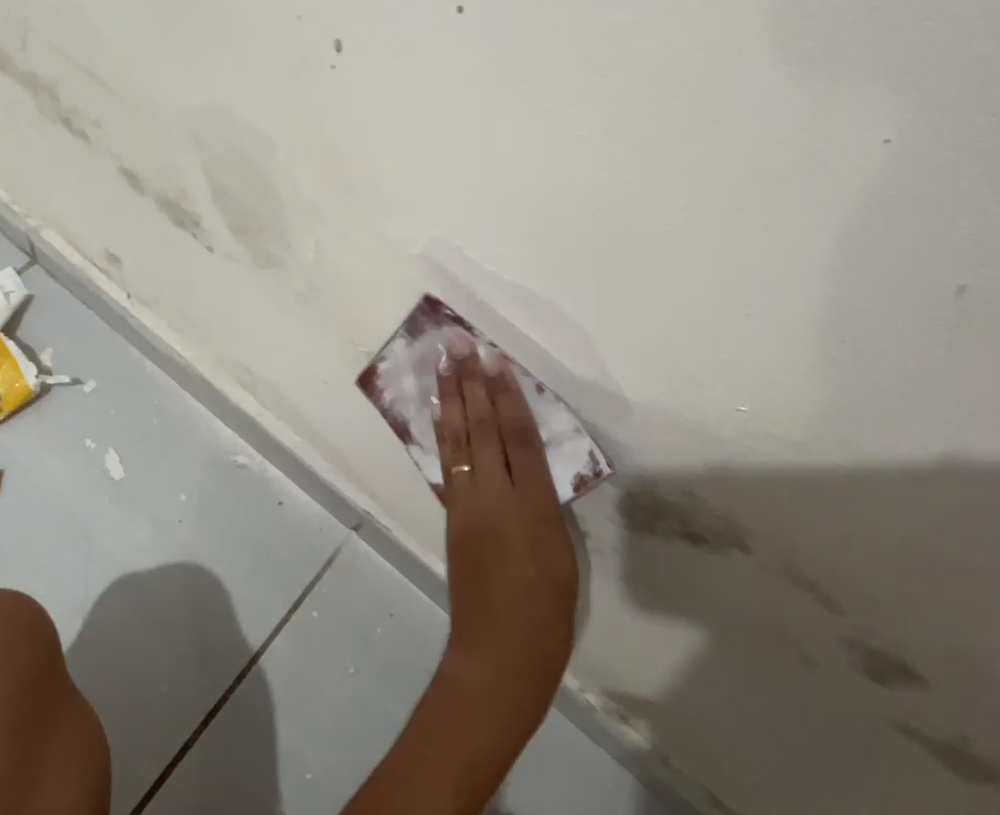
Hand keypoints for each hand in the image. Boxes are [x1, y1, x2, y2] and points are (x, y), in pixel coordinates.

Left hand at [434, 344, 578, 712]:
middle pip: (481, 429)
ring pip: (456, 443)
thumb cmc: (547, 611)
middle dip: (470, 384)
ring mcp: (467, 508)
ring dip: (449, 402)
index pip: (518, 437)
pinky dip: (441, 438)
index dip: (506, 395)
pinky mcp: (451, 521)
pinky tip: (438, 418)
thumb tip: (529, 472)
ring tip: (441, 368)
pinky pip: (446, 469)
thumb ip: (543, 506)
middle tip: (457, 346)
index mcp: (533, 506)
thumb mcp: (562, 553)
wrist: (500, 652)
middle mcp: (495, 497)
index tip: (495, 361)